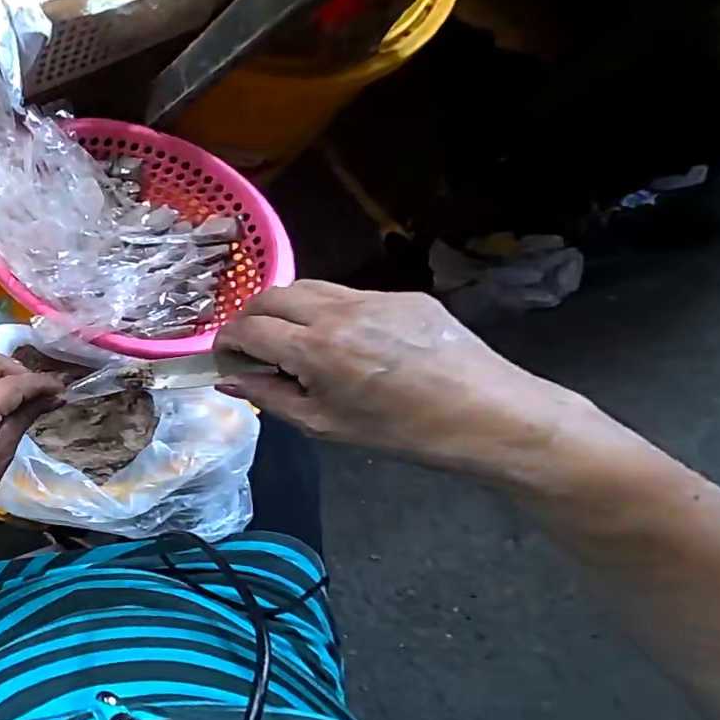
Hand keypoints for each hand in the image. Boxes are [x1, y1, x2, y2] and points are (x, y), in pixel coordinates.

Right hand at [215, 280, 586, 476]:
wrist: (493, 416)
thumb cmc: (401, 432)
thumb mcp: (323, 424)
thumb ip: (268, 397)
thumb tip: (228, 380)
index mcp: (316, 350)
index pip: (248, 329)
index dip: (227, 342)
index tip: (226, 358)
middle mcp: (338, 313)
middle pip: (269, 296)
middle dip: (249, 318)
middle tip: (251, 345)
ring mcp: (373, 298)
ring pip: (305, 287)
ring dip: (283, 308)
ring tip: (289, 337)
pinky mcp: (401, 295)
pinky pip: (344, 293)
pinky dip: (323, 310)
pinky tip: (340, 339)